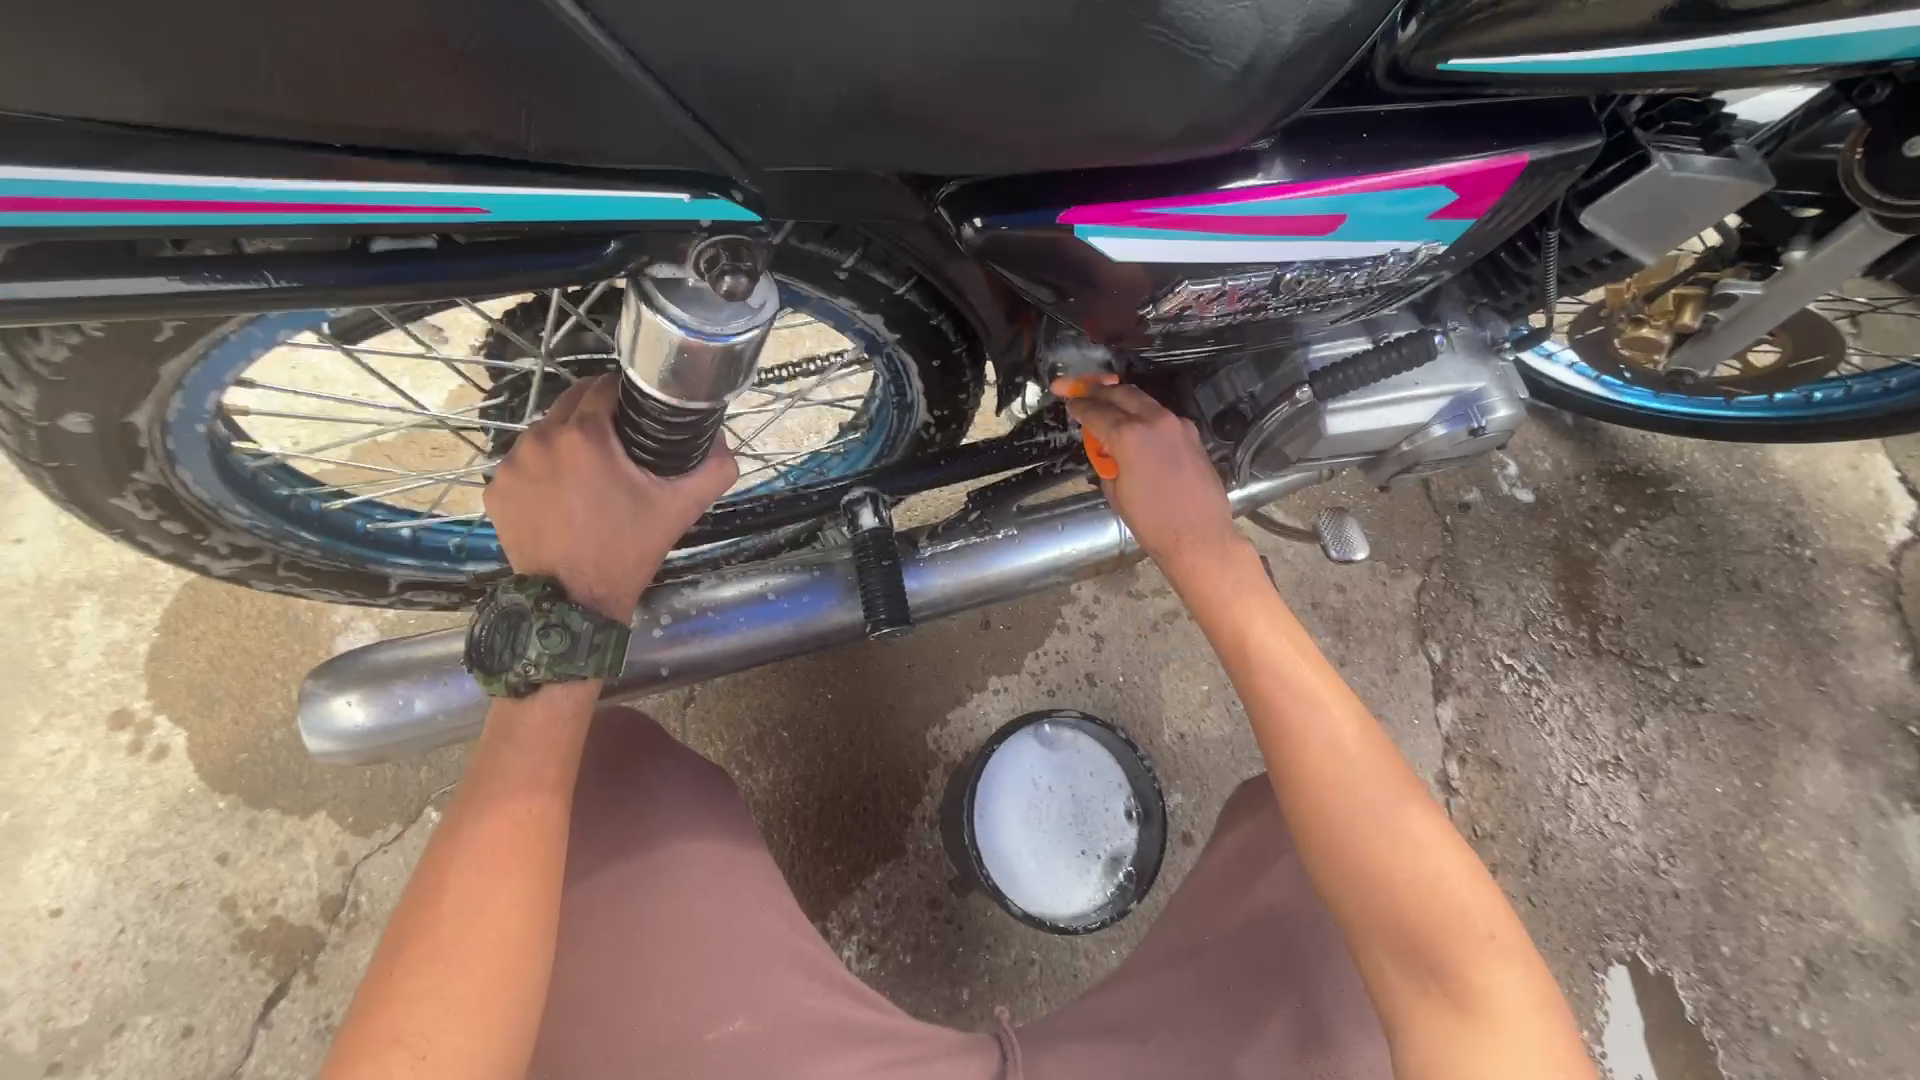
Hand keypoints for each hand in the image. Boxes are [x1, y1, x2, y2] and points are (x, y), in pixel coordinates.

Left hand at [484, 374, 736, 620]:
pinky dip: (544, 471)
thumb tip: (724, 442)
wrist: (574, 602)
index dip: (626, 393)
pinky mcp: (496, 490)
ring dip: (568, 441)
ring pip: (545, 433)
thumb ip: (713, 469)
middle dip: (596, 414)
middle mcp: (539, 440)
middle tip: (622, 443)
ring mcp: (511, 466)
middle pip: (570, 403)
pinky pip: (524, 465)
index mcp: (584, 436)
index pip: (603, 386)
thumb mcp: (681, 508)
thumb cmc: (629, 550)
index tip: (640, 413)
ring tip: (591, 473)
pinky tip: (563, 496)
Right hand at [1052, 378, 1241, 572]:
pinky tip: (1136, 426)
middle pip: (1121, 394)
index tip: (1069, 402)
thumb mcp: (1115, 491)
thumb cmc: (1151, 521)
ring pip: (1144, 400)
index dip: (1079, 406)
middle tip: (1083, 392)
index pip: (1096, 411)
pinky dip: (1144, 415)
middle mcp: (1154, 420)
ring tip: (1107, 404)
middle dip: (1099, 391)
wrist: (1198, 536)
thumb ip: (1107, 460)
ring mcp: (1177, 425)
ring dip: (1123, 400)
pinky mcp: (1192, 434)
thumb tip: (1106, 447)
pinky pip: (1162, 416)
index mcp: (1128, 435)